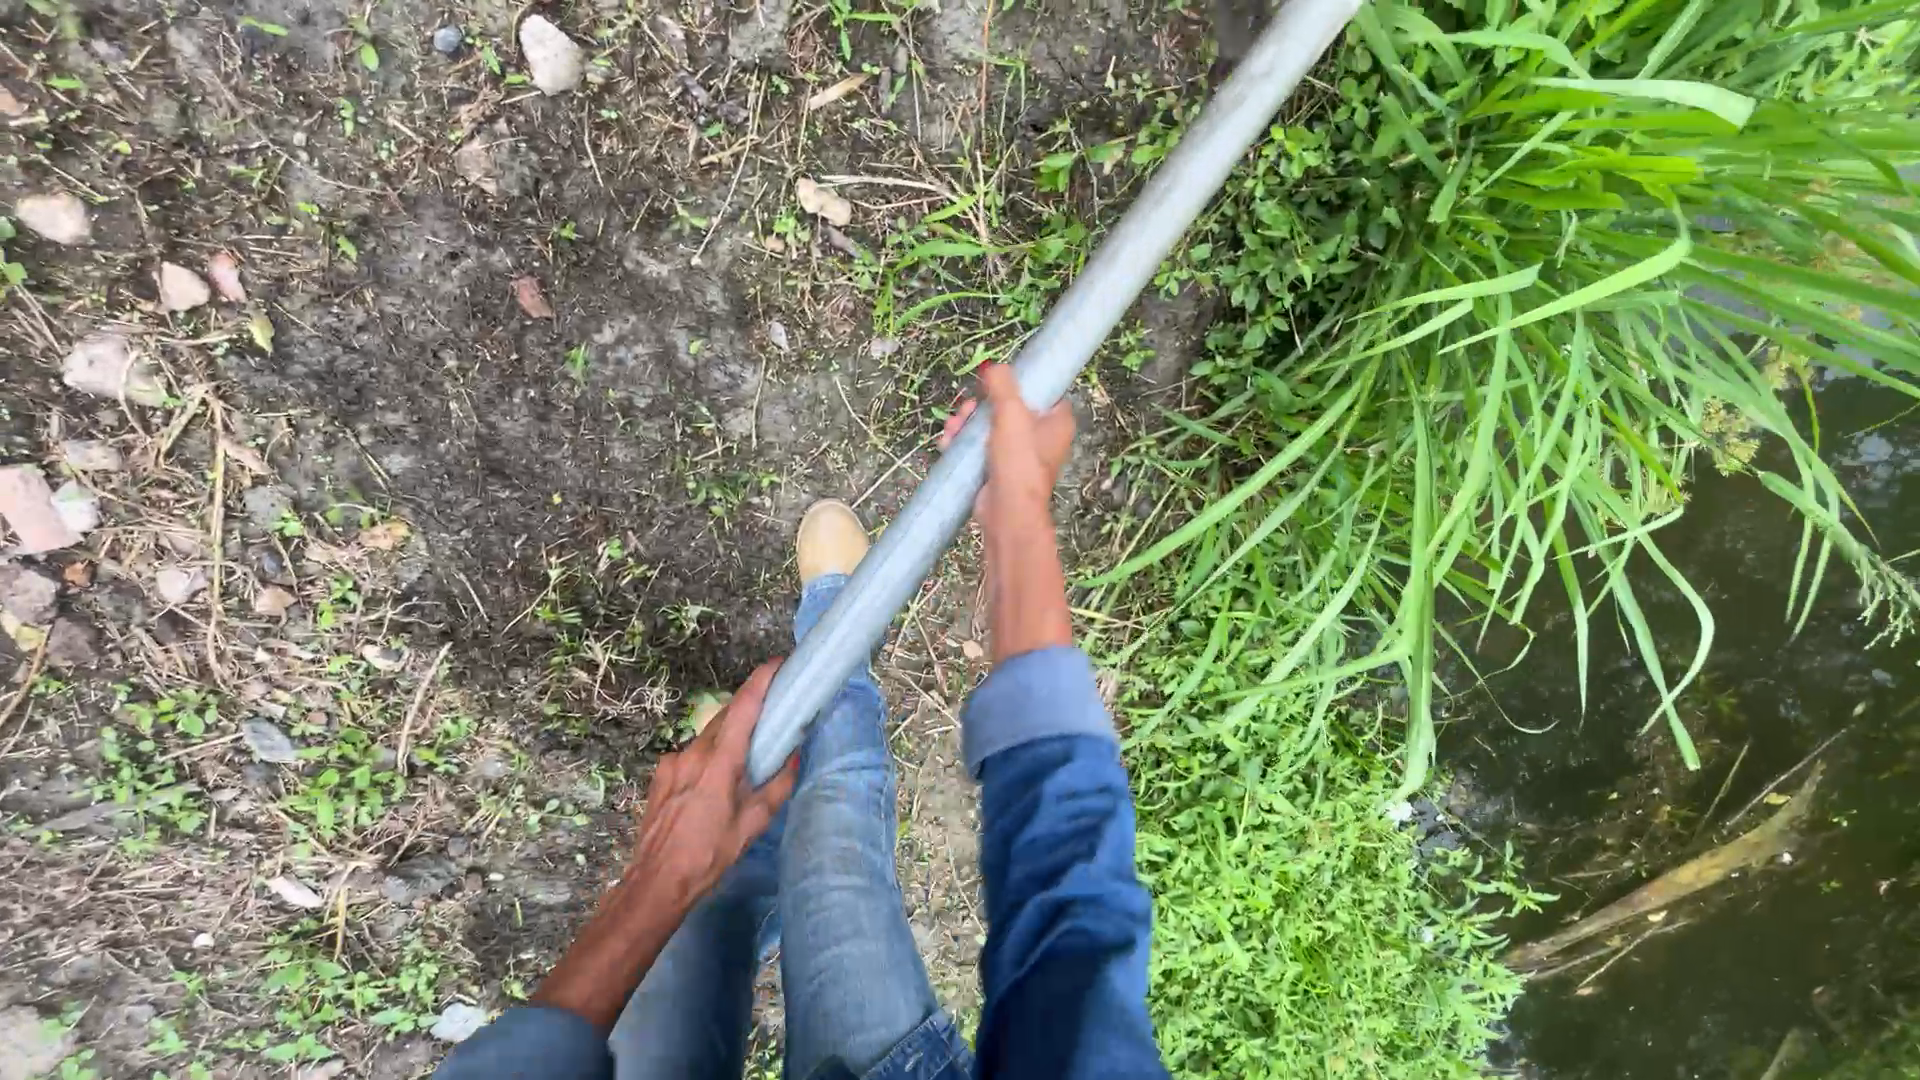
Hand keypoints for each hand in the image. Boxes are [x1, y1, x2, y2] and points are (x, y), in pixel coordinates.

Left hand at [629, 659, 796, 907]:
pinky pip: (692, 753)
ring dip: (729, 734)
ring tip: (747, 751)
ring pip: (708, 735)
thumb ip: (777, 786)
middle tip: (774, 708)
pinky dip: (710, 755)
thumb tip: (794, 757)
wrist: (655, 883)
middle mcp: (693, 753)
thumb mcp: (753, 825)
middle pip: (726, 716)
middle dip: (750, 706)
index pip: (743, 707)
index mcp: (719, 762)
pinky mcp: (660, 774)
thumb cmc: (709, 855)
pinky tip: (715, 780)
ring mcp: (672, 762)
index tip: (778, 663)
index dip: (761, 680)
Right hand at [942, 364, 1077, 663]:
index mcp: (1057, 421)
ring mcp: (1019, 457)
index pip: (1042, 392)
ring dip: (967, 425)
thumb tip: (991, 366)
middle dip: (979, 407)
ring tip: (953, 429)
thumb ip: (1001, 385)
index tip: (994, 384)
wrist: (1007, 513)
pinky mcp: (998, 471)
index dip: (1017, 385)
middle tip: (965, 410)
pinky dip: (964, 444)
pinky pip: (979, 449)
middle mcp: (1042, 438)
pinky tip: (949, 443)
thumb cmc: (1018, 461)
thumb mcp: (1011, 413)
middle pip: (1007, 408)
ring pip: (989, 428)